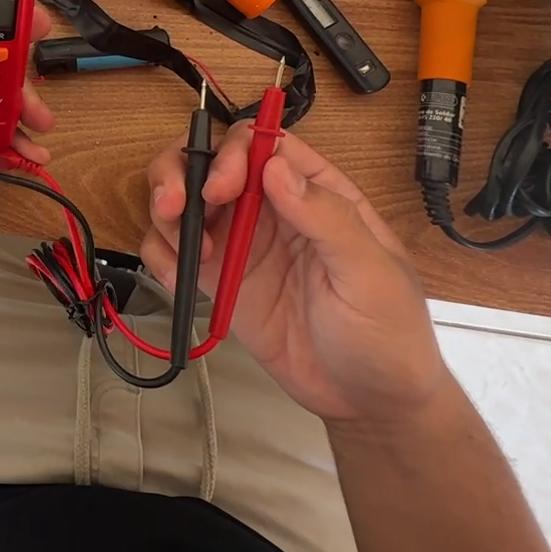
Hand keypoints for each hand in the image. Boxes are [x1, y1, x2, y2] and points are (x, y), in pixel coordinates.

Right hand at [139, 126, 454, 426]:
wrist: (367, 405)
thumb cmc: (389, 337)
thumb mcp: (372, 276)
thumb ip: (328, 219)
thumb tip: (276, 169)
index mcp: (312, 193)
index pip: (259, 146)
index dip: (229, 156)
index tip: (219, 189)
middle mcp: (267, 208)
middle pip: (206, 161)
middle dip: (177, 173)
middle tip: (173, 205)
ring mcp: (237, 240)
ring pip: (180, 197)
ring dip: (165, 212)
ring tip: (183, 248)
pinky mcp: (216, 276)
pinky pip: (171, 249)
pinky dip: (161, 255)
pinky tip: (179, 276)